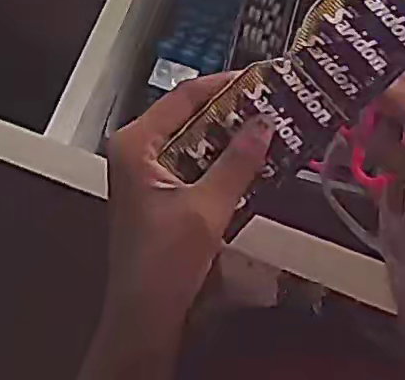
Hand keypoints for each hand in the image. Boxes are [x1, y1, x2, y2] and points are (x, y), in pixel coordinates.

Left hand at [87, 71, 270, 376]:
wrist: (144, 323)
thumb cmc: (162, 265)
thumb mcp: (205, 210)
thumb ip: (237, 163)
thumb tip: (264, 122)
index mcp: (135, 142)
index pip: (184, 96)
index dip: (222, 85)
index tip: (257, 80)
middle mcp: (138, 148)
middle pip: (190, 115)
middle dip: (231, 112)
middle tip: (268, 104)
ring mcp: (148, 169)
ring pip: (196, 137)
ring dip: (230, 136)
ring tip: (267, 126)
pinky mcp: (162, 189)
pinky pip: (196, 160)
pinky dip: (222, 159)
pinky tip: (251, 159)